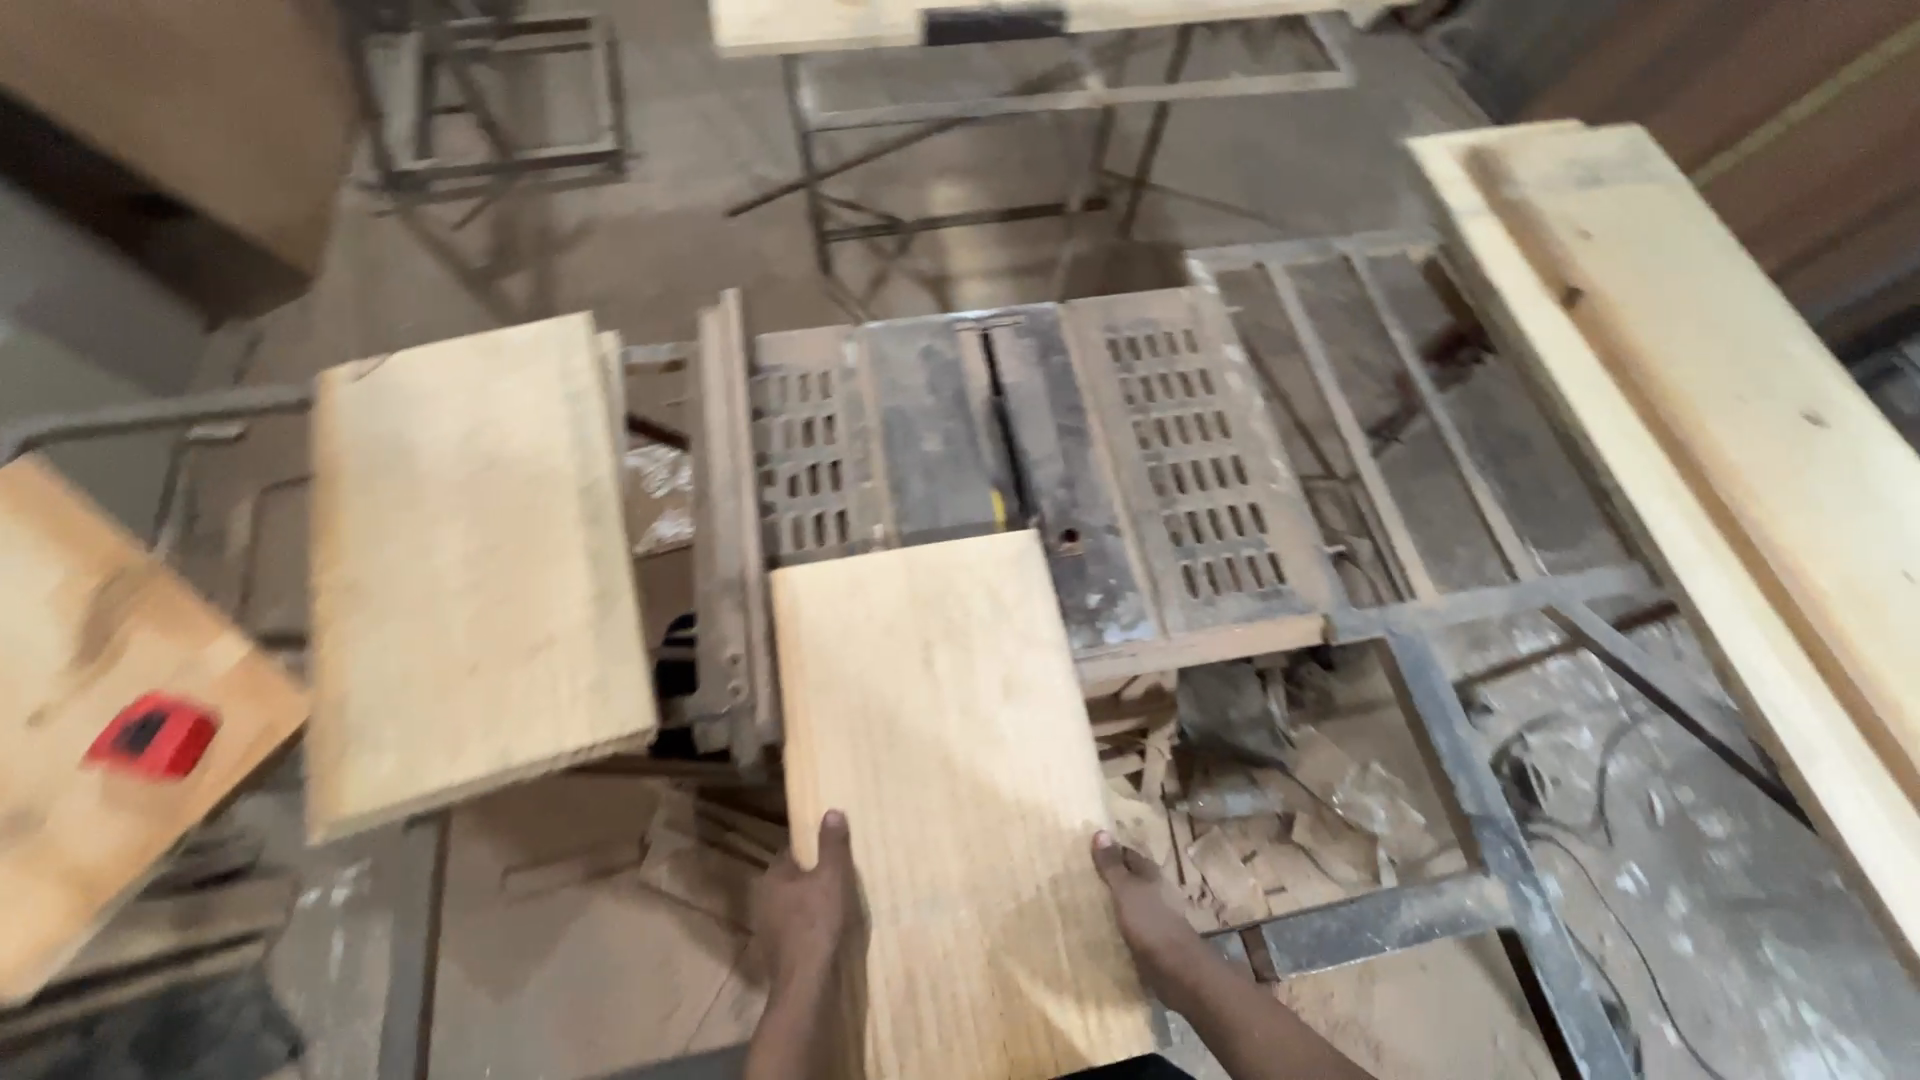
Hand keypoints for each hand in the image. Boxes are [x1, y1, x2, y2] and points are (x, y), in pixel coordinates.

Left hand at [752, 809, 859, 988]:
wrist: (806, 982)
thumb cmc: (818, 921)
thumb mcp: (832, 876)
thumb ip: (832, 844)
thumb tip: (831, 810)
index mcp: (773, 876)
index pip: (792, 851)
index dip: (813, 848)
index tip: (833, 849)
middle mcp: (763, 899)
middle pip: (792, 878)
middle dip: (813, 876)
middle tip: (840, 875)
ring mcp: (766, 928)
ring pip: (792, 904)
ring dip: (810, 902)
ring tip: (837, 902)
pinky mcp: (776, 951)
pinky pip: (794, 927)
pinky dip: (808, 925)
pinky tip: (827, 930)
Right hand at [1092, 830, 1207, 1001]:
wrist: (1176, 968)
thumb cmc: (1150, 921)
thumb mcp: (1126, 889)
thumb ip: (1112, 865)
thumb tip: (1100, 831)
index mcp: (1151, 875)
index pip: (1127, 854)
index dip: (1110, 851)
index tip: (1086, 851)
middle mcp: (1155, 892)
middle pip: (1130, 878)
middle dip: (1110, 878)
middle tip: (1081, 878)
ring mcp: (1155, 917)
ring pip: (1130, 903)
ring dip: (1113, 903)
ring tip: (1086, 903)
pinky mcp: (1152, 940)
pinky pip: (1130, 926)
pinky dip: (1118, 925)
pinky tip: (1102, 929)